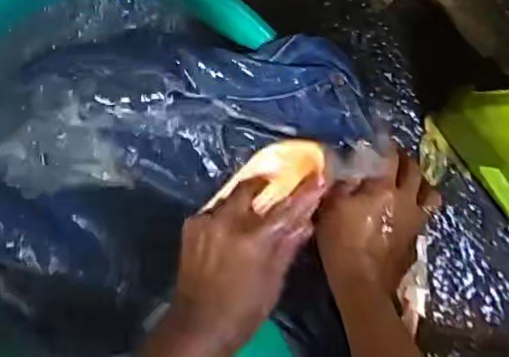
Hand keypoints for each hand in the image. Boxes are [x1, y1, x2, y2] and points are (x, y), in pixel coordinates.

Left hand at [143, 175, 326, 356]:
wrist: (197, 329)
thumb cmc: (242, 312)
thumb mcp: (272, 284)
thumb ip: (287, 247)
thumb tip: (306, 221)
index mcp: (252, 239)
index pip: (284, 209)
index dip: (303, 193)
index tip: (317, 178)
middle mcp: (228, 221)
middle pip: (249, 188)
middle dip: (262, 185)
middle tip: (271, 188)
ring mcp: (206, 220)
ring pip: (229, 197)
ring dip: (240, 202)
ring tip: (246, 216)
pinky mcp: (191, 224)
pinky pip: (213, 210)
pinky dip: (222, 216)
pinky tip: (225, 232)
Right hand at [316, 145, 440, 295]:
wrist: (362, 287)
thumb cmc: (343, 242)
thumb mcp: (332, 205)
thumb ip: (341, 181)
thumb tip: (344, 162)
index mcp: (385, 187)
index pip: (392, 155)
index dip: (387, 144)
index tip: (380, 138)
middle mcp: (406, 200)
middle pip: (416, 171)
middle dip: (406, 160)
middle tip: (395, 157)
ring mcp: (415, 223)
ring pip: (430, 194)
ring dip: (422, 184)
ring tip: (410, 183)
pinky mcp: (417, 243)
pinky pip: (425, 217)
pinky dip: (418, 209)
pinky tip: (406, 212)